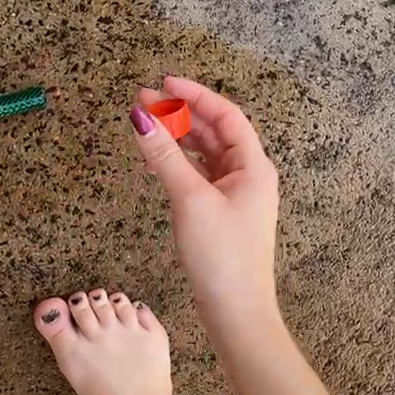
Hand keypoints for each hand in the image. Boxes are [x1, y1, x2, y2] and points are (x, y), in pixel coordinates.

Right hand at [129, 75, 280, 326]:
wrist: (236, 313)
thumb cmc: (222, 257)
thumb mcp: (190, 199)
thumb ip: (165, 156)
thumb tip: (141, 117)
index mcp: (254, 166)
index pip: (226, 115)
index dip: (196, 94)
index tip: (165, 81)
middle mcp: (249, 175)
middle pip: (214, 130)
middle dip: (181, 112)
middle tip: (144, 99)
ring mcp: (236, 194)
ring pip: (205, 152)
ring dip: (178, 135)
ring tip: (146, 122)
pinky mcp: (222, 211)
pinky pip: (200, 174)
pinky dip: (179, 161)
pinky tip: (158, 157)